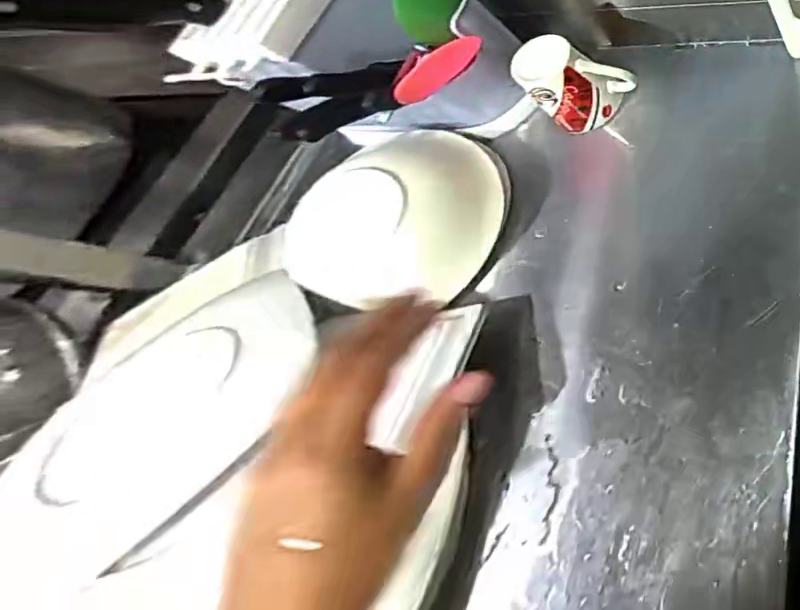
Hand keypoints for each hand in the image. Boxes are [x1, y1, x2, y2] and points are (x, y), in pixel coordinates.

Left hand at [224, 296, 490, 609]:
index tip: (430, 303)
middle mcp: (289, 446)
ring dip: (345, 346)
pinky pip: (293, 406)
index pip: (369, 366)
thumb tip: (474, 380)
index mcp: (329, 446)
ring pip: (305, 384)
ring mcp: (267, 462)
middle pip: (328, 367)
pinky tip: (341, 375)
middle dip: (371, 324)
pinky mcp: (261, 477)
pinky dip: (325, 374)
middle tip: (407, 299)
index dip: (402, 328)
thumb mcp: (411, 495)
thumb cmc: (351, 565)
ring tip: (378, 323)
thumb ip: (440, 429)